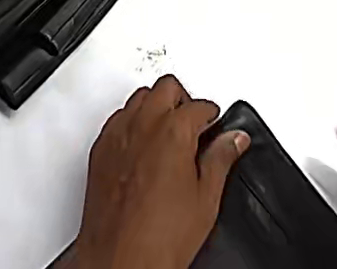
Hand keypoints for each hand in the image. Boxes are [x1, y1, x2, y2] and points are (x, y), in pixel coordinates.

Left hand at [70, 75, 249, 268]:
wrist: (121, 260)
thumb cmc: (159, 238)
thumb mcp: (206, 199)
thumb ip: (221, 159)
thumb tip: (235, 139)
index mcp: (174, 130)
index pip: (199, 104)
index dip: (211, 114)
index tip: (214, 122)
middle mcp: (144, 123)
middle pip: (167, 86)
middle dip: (183, 99)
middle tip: (192, 121)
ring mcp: (120, 132)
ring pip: (140, 96)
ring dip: (156, 106)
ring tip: (168, 130)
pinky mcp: (101, 146)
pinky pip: (119, 117)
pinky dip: (132, 122)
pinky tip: (142, 143)